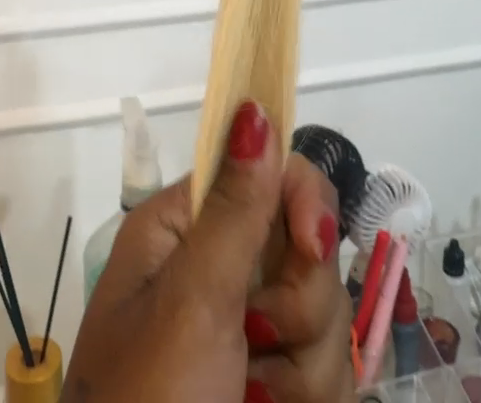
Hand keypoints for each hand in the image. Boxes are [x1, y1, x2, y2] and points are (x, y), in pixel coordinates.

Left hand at [64, 101, 352, 402]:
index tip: (310, 243)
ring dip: (301, 370)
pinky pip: (332, 367)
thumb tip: (254, 107)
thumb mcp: (190, 300)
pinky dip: (308, 396)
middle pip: (310, 247)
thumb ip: (236, 210)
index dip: (301, 200)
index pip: (269, 173)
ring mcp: (252, 326)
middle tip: (253, 345)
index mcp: (185, 229)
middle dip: (297, 307)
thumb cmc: (149, 399)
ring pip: (330, 314)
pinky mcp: (280, 378)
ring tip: (252, 399)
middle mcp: (220, 266)